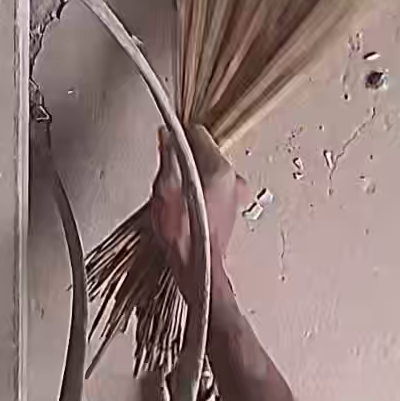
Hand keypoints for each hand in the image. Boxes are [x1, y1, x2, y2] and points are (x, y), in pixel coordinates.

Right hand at [148, 123, 246, 282]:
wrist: (198, 266)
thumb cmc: (182, 235)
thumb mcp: (164, 191)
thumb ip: (168, 159)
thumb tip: (167, 137)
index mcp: (218, 170)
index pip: (198, 134)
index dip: (179, 138)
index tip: (168, 145)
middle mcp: (233, 178)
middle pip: (205, 151)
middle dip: (185, 159)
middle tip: (169, 178)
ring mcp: (236, 193)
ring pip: (209, 168)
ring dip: (193, 175)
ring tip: (177, 195)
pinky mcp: (232, 205)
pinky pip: (214, 185)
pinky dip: (200, 189)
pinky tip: (188, 205)